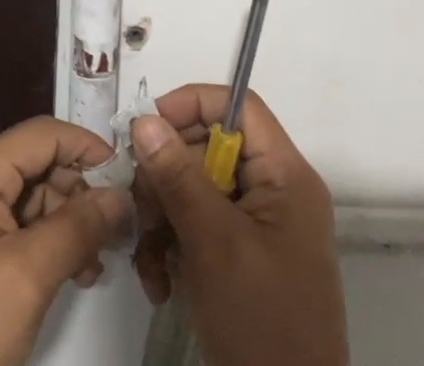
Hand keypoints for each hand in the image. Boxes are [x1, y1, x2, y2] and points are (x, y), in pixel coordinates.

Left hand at [0, 116, 132, 365]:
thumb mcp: (27, 276)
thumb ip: (77, 228)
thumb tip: (119, 193)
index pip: (41, 135)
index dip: (88, 148)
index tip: (129, 180)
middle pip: (36, 167)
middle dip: (78, 197)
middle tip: (114, 241)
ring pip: (28, 201)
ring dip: (65, 228)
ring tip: (90, 270)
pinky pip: (10, 229)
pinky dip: (42, 246)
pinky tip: (68, 275)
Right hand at [132, 85, 348, 365]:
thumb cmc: (261, 318)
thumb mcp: (214, 242)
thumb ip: (178, 176)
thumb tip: (144, 120)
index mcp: (284, 176)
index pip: (238, 106)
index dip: (190, 105)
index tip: (143, 129)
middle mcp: (271, 191)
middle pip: (205, 148)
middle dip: (163, 177)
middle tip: (139, 210)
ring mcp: (253, 226)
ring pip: (190, 189)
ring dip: (159, 219)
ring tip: (148, 260)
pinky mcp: (236, 256)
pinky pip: (192, 227)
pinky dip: (168, 248)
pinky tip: (157, 280)